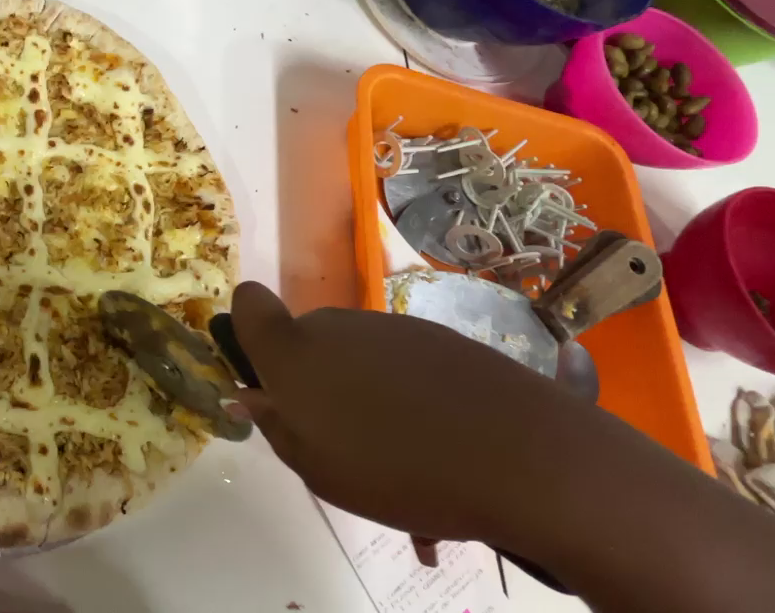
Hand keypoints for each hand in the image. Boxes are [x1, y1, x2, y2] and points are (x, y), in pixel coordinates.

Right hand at [227, 281, 611, 547]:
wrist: (526, 457)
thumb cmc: (398, 469)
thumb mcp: (318, 469)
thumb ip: (276, 425)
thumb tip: (251, 395)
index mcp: (294, 352)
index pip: (247, 305)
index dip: (248, 332)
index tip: (268, 380)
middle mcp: (335, 325)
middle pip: (307, 343)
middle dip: (314, 384)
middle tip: (341, 445)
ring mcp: (391, 327)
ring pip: (358, 361)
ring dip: (365, 400)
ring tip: (403, 468)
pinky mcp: (439, 338)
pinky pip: (404, 368)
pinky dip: (409, 402)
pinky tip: (441, 455)